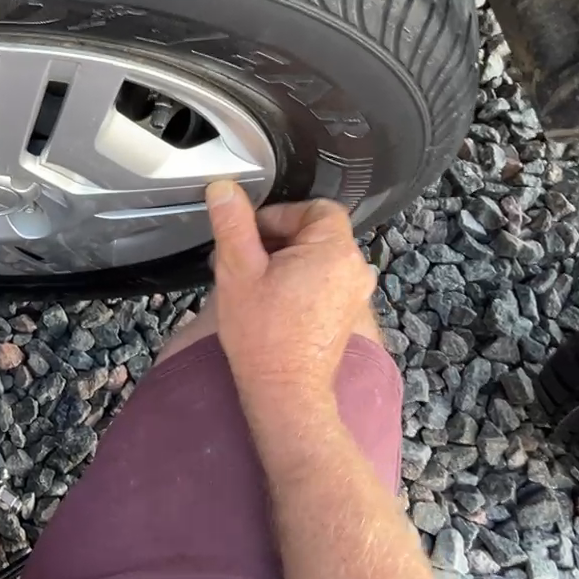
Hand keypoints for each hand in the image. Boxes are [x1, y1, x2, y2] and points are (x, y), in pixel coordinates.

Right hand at [206, 180, 376, 405]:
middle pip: (316, 232)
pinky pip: (322, 281)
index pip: (313, 208)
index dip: (278, 215)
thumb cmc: (262, 334)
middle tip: (243, 260)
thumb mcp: (237, 271)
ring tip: (252, 283)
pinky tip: (269, 301)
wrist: (284, 389)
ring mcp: (355, 294)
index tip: (249, 234)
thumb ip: (232, 224)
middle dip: (276, 239)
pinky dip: (297, 281)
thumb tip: (224, 189)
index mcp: (333, 251)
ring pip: (317, 257)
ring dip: (284, 261)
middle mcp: (354, 269)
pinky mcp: (347, 313)